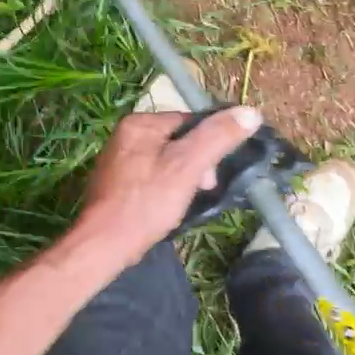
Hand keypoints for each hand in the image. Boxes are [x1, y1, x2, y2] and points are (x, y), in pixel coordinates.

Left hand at [74, 107, 263, 258]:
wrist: (104, 242)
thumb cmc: (147, 202)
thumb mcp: (188, 166)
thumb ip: (217, 137)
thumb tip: (250, 112)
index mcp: (139, 123)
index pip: (189, 121)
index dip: (210, 144)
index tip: (215, 173)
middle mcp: (125, 135)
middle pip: (177, 141)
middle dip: (196, 164)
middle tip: (203, 190)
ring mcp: (118, 159)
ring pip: (165, 161)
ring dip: (182, 179)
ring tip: (185, 203)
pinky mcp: (116, 183)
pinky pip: (150, 177)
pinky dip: (164, 188)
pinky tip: (167, 208)